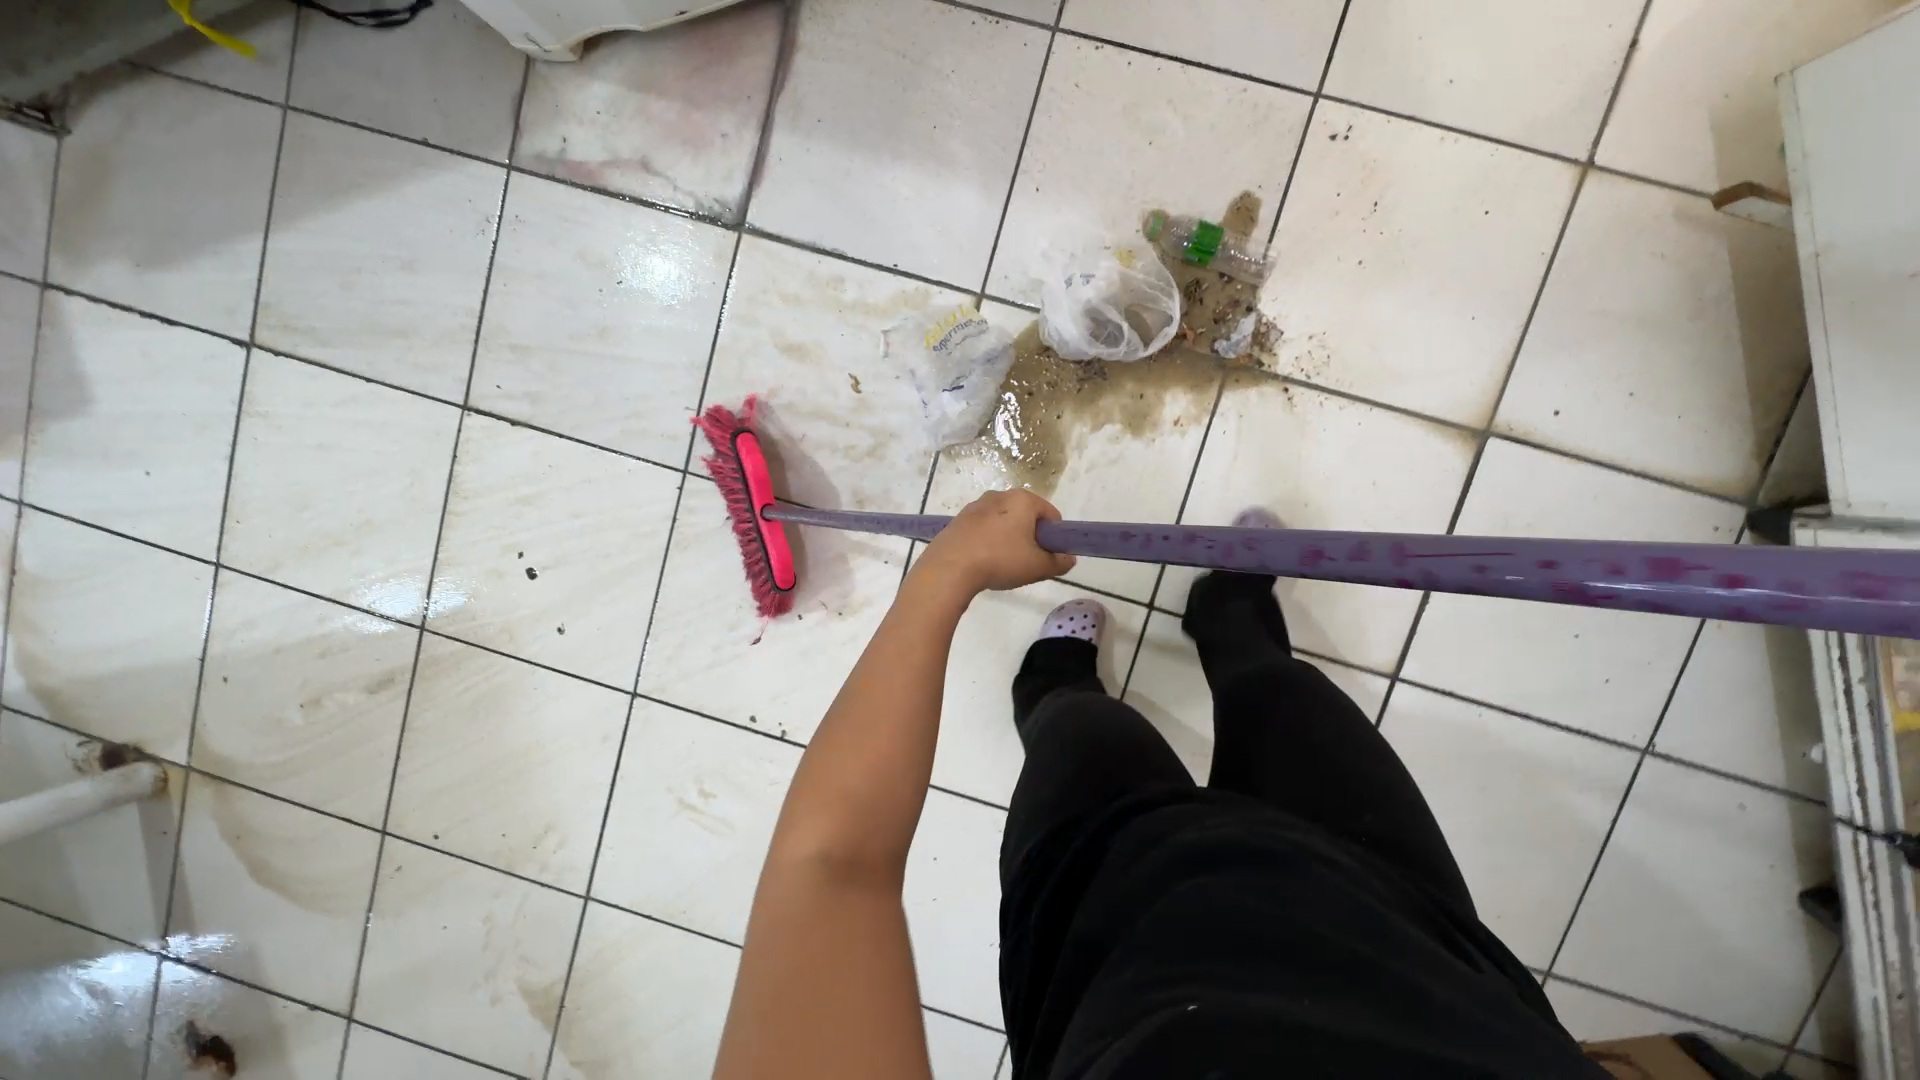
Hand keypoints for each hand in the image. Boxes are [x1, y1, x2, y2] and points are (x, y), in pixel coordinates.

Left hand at [915, 490, 1075, 596]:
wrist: (950, 567)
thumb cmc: (1000, 560)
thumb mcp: (1037, 566)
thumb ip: (1058, 562)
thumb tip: (1069, 559)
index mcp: (1022, 499)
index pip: (1050, 513)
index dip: (1055, 535)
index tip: (1049, 555)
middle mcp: (999, 495)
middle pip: (1025, 515)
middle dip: (1030, 535)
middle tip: (1028, 561)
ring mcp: (975, 506)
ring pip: (1002, 521)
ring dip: (1008, 538)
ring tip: (1004, 563)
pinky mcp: (958, 520)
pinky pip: (982, 529)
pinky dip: (988, 541)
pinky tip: (983, 561)